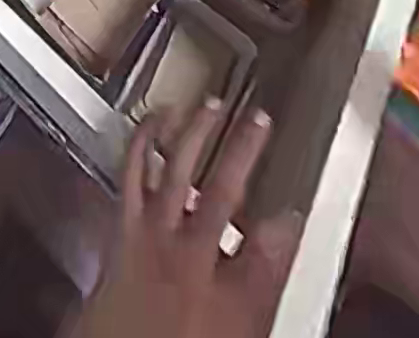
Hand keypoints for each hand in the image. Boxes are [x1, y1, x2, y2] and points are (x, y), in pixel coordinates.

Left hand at [68, 98, 302, 337]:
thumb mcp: (235, 329)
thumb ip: (261, 284)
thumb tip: (282, 240)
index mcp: (223, 296)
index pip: (268, 250)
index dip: (286, 224)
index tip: (296, 204)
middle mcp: (186, 254)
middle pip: (223, 190)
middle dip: (243, 150)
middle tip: (259, 119)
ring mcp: (150, 233)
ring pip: (176, 170)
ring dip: (194, 133)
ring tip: (209, 104)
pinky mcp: (122, 222)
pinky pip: (132, 170)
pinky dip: (143, 140)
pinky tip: (153, 119)